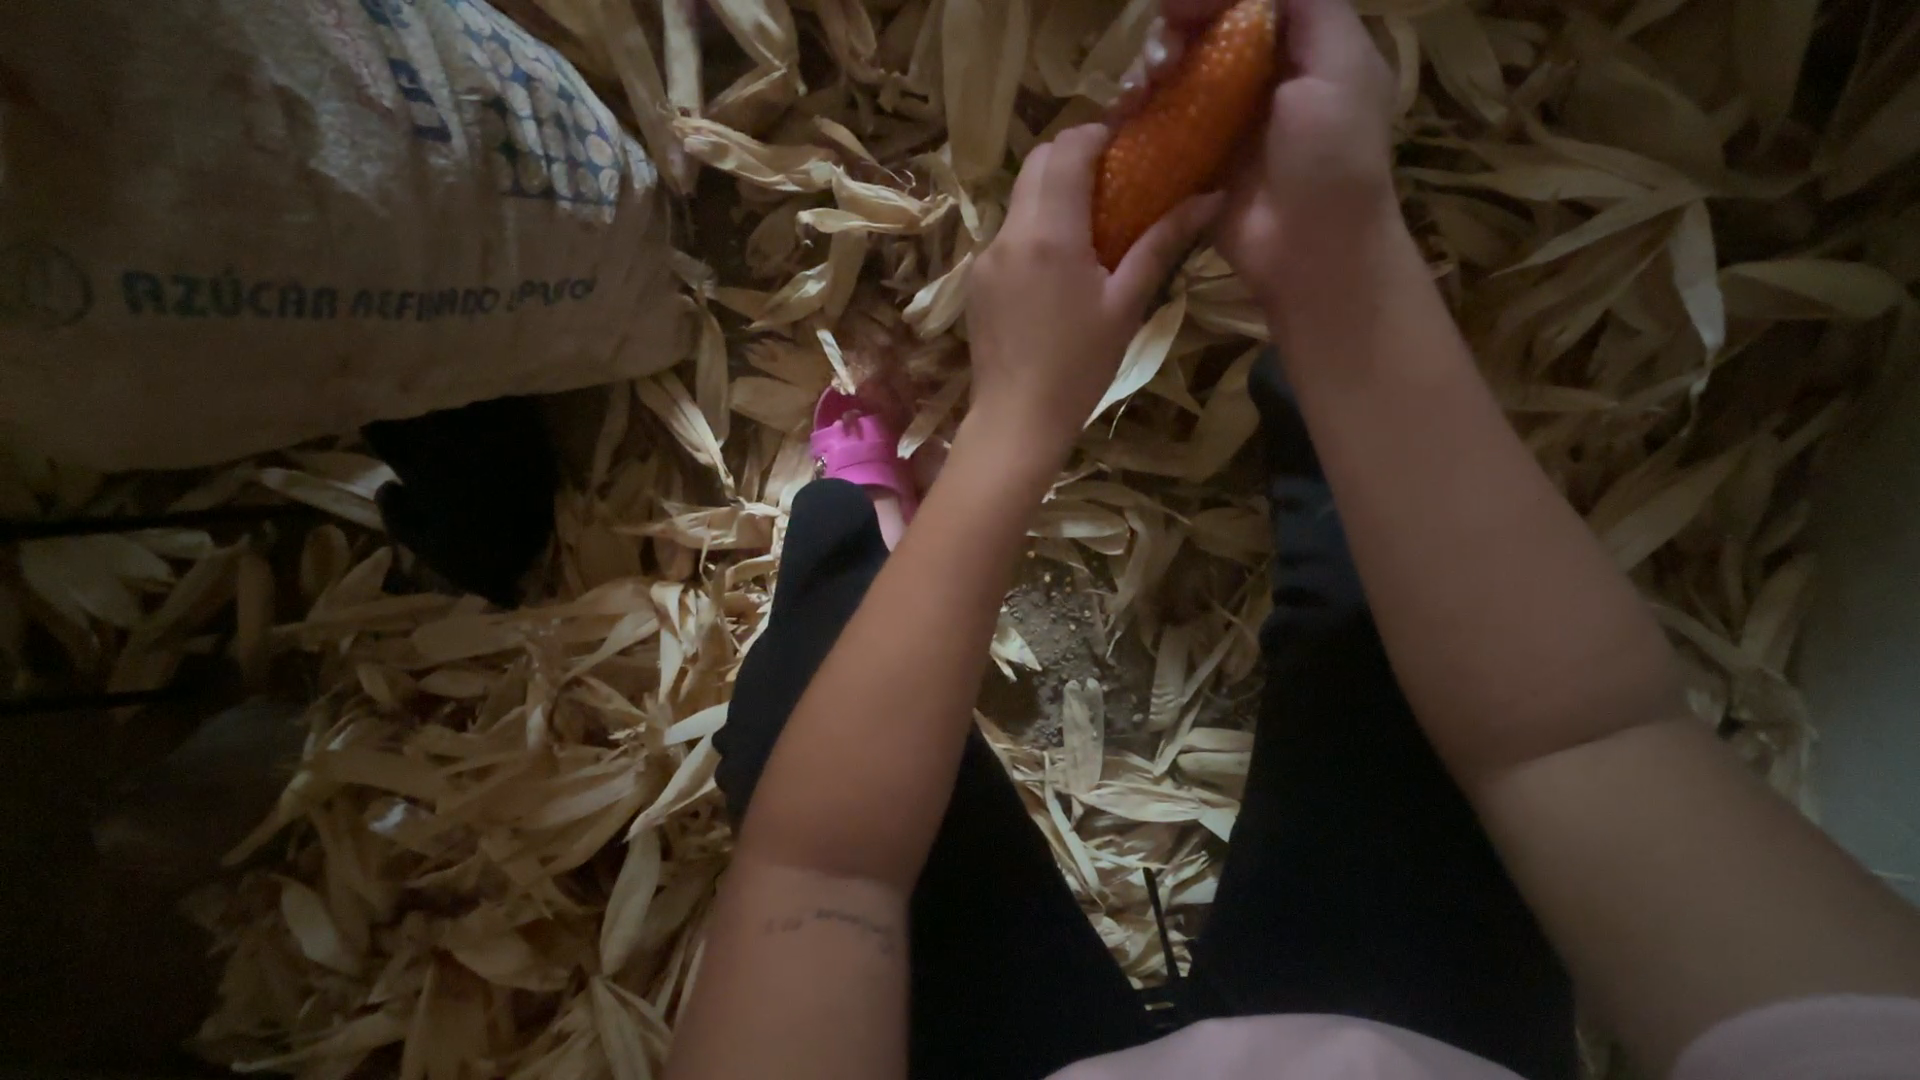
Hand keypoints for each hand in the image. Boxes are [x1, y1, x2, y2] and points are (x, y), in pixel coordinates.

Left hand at [965, 124, 1215, 462]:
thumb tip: (1208, 197)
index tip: (1124, 146)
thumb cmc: (1079, 367)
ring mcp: (985, 257)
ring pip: (1018, 200)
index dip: (1096, 135)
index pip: (1067, 148)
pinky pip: (1006, 237)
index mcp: (1050, 232)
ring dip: (1051, 197)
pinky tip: (1055, 272)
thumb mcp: (1126, 305)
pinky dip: (1032, 233)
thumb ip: (1161, 244)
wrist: (1017, 418)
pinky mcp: (975, 281)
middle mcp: (1010, 233)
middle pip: (1036, 163)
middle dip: (1072, 158)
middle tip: (1110, 183)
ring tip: (1086, 231)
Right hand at [1145, 0, 1398, 305]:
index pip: (1244, 4)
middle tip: (1159, 59)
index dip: (1206, 0)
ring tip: (1137, 93)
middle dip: (1172, 37)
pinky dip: (1136, 121)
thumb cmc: (1334, 156)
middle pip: (1202, 38)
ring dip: (1148, 77)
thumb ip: (1308, 5)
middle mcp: (1256, 83)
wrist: (1312, 250)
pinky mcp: (1194, 167)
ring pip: (1173, 82)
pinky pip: (1158, 132)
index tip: (1173, 6)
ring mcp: (1222, 127)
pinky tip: (1123, 119)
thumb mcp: (1339, 63)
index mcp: (1298, 50)